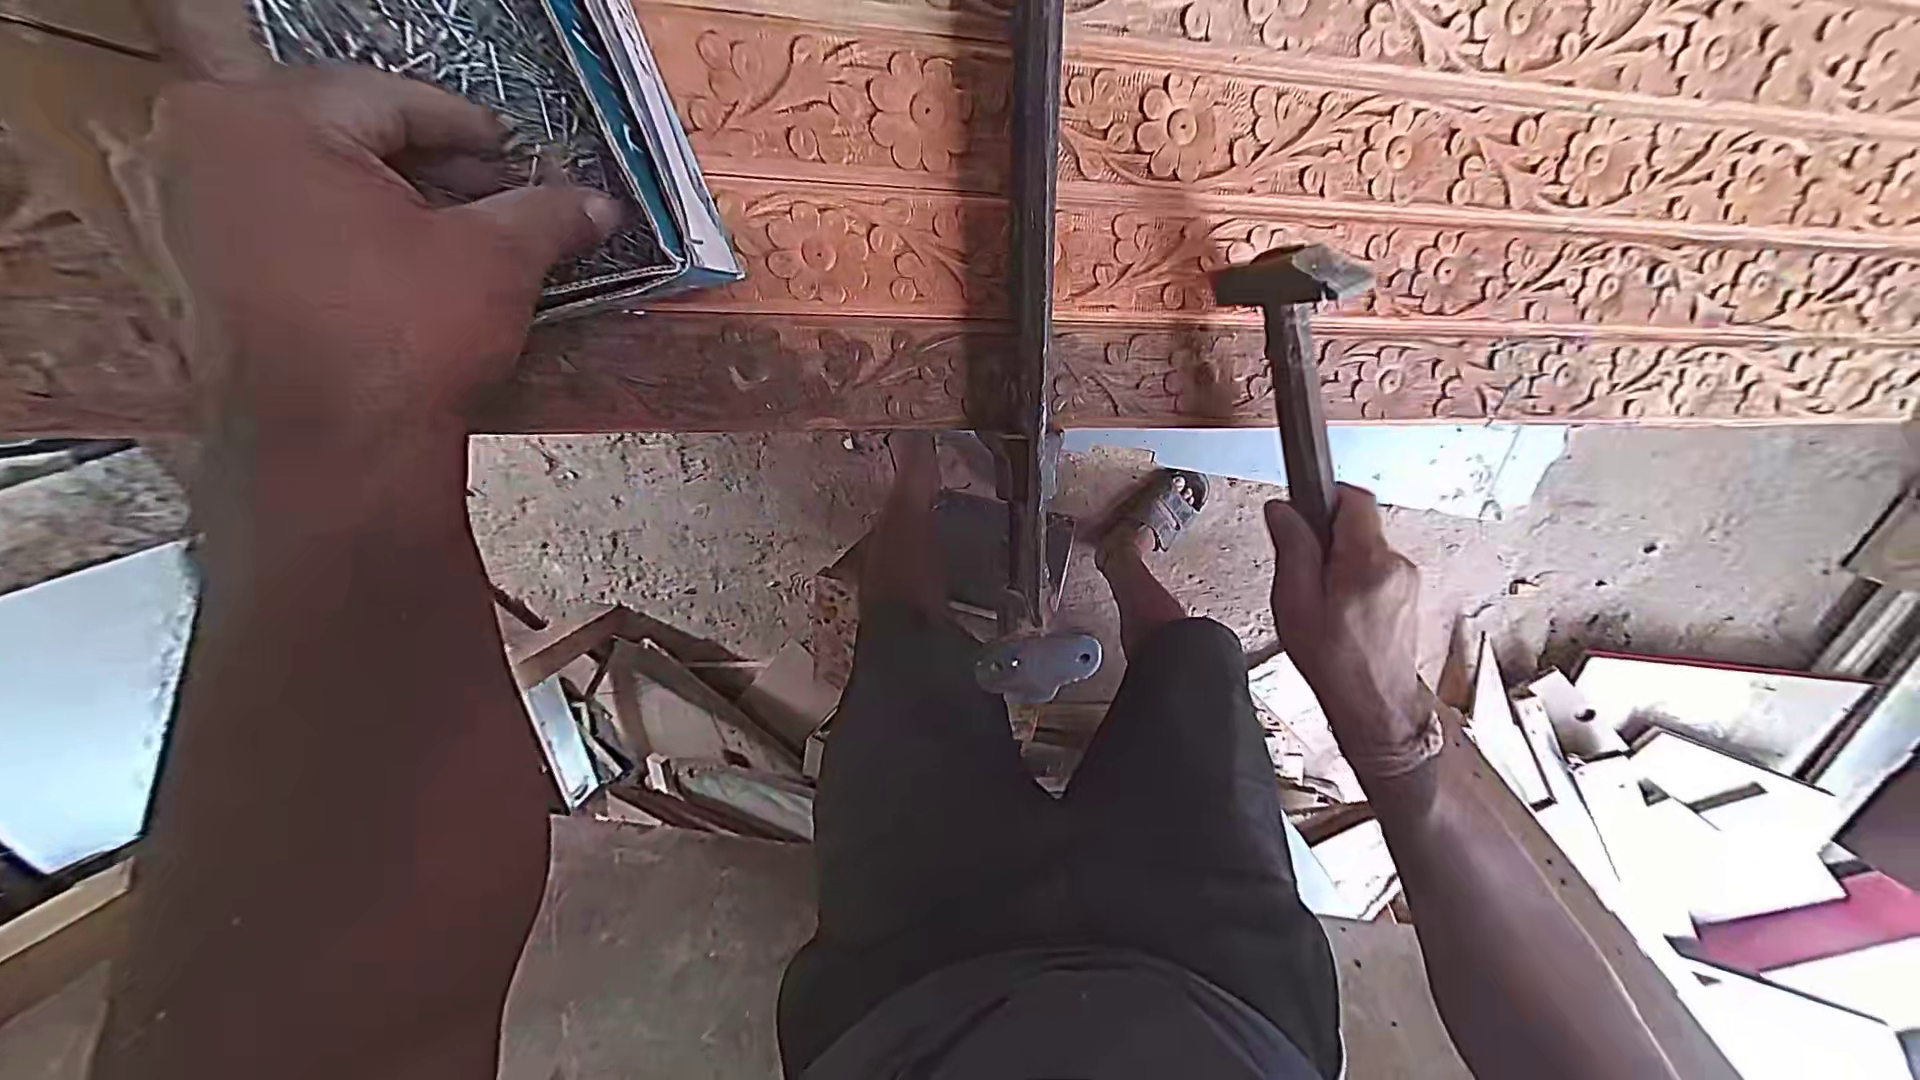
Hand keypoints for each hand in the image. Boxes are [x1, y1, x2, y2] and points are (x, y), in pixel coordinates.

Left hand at [149, 68, 622, 439]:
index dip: (474, 128)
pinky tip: (429, 272)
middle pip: (354, 138)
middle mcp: (209, 148)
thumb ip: (550, 216)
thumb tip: (601, 205)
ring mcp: (201, 213)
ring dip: (413, 206)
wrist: (342, 437)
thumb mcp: (498, 260)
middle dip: (447, 171)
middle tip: (514, 203)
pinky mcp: (216, 271)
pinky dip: (373, 239)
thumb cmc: (409, 331)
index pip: (392, 98)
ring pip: (331, 185)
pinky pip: (307, 228)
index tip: (525, 156)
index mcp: (267, 120)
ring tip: (482, 241)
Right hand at [1265, 485, 1430, 785]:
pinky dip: (1349, 575)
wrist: (1373, 704)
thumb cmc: (1333, 660)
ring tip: (1315, 595)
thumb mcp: (1294, 600)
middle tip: (1299, 568)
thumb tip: (1282, 510)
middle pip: (1355, 523)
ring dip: (1335, 558)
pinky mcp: (1406, 593)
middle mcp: (1395, 564)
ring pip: (1362, 546)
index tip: (1299, 511)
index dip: (1322, 497)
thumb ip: (1292, 548)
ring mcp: (1406, 579)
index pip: (1353, 499)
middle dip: (1322, 535)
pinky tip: (1333, 606)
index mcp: (1367, 562)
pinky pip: (1372, 566)